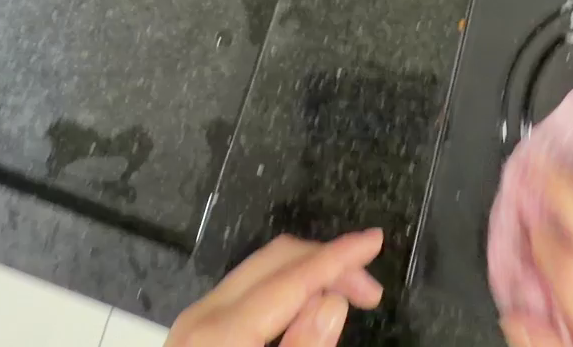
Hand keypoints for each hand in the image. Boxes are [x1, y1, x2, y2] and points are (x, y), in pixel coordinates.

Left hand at [166, 230, 384, 346]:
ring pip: (263, 269)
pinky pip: (250, 289)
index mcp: (222, 333)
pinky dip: (285, 288)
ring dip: (308, 273)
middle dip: (328, 262)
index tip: (375, 240)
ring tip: (346, 299)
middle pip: (276, 259)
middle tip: (370, 293)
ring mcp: (197, 320)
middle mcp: (205, 313)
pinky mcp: (197, 331)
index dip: (338, 256)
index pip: (292, 277)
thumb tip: (332, 299)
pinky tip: (305, 309)